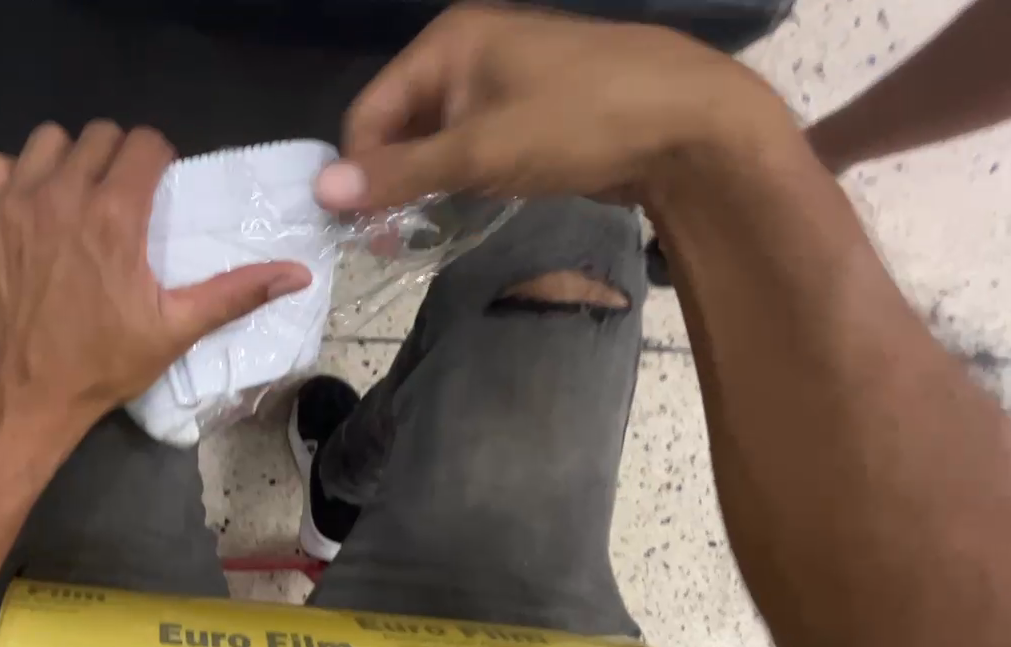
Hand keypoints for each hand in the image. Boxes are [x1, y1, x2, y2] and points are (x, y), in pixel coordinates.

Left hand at [0, 121, 311, 437]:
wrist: (32, 391)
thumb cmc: (105, 363)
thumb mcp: (174, 330)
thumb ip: (234, 294)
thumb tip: (297, 274)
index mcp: (116, 215)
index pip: (144, 142)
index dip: (157, 160)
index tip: (156, 188)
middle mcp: (65, 195)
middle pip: (100, 136)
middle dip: (117, 159)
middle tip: (119, 198)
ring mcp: (18, 204)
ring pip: (49, 142)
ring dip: (67, 160)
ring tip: (75, 198)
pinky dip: (15, 177)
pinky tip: (29, 207)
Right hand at [312, 2, 795, 211]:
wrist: (689, 125)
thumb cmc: (579, 123)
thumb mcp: (478, 152)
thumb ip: (396, 174)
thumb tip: (321, 192)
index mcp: (447, 44)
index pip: (368, 113)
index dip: (359, 170)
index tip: (364, 226)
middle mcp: (462, 56)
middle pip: (393, 129)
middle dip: (386, 183)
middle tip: (390, 238)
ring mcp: (491, 84)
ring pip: (424, 144)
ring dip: (415, 189)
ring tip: (418, 231)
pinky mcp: (514, 114)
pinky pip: (458, 150)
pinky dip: (447, 183)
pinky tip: (454, 209)